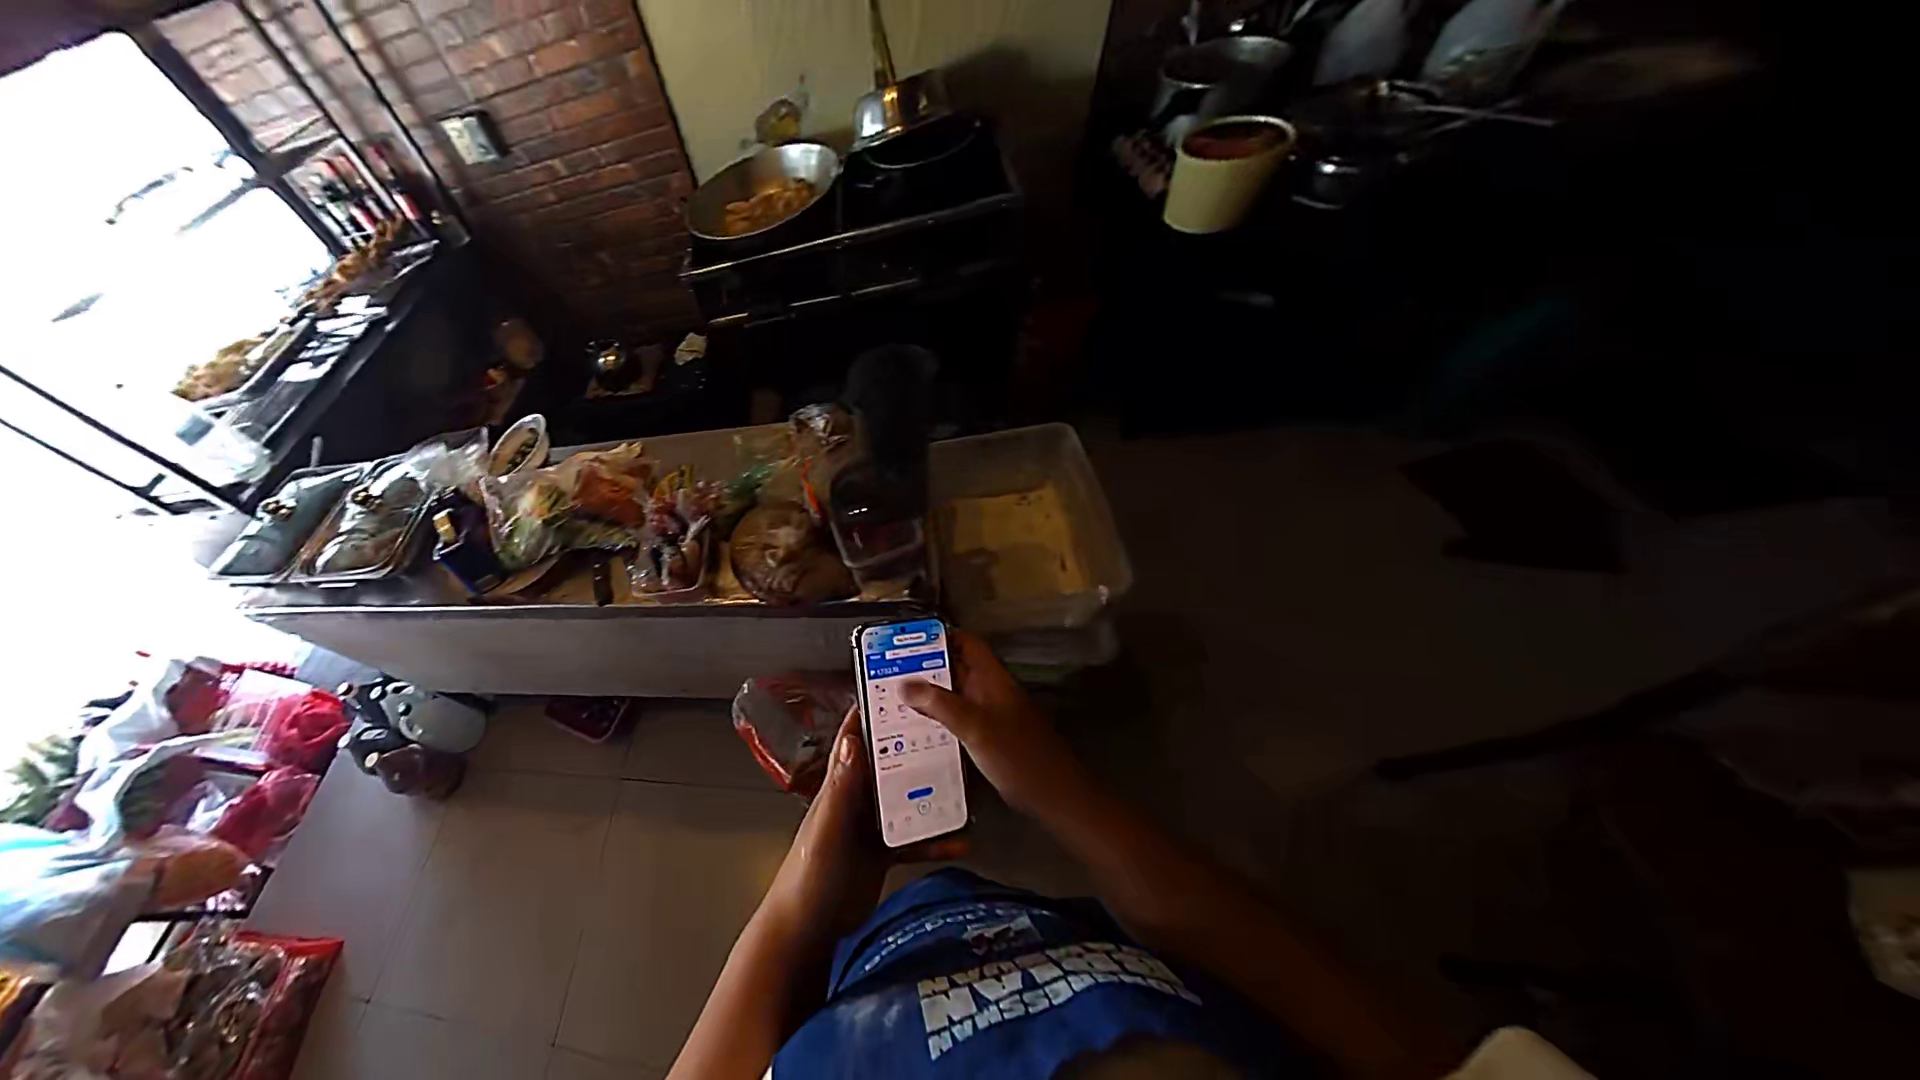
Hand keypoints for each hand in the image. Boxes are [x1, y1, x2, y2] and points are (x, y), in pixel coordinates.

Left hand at [764, 707, 964, 937]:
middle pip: (888, 763)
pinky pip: (913, 839)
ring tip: (964, 784)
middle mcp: (856, 798)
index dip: (872, 713)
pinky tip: (960, 840)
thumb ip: (841, 789)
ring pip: (906, 798)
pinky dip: (934, 838)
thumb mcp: (827, 829)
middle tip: (949, 729)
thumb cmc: (810, 876)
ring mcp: (870, 825)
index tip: (900, 689)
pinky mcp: (882, 851)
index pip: (854, 738)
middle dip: (914, 745)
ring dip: (931, 791)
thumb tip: (853, 739)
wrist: (808, 932)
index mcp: (839, 786)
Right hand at [900, 631, 1085, 816]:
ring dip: (929, 694)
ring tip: (895, 696)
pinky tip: (915, 727)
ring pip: (954, 695)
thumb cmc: (1017, 754)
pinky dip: (937, 717)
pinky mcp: (986, 736)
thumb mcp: (974, 726)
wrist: (1051, 792)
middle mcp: (990, 691)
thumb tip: (903, 683)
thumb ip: (940, 704)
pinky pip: (957, 718)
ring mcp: (989, 714)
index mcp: (993, 678)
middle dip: (927, 667)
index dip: (941, 637)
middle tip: (891, 670)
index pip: (967, 643)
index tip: (908, 641)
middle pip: (957, 668)